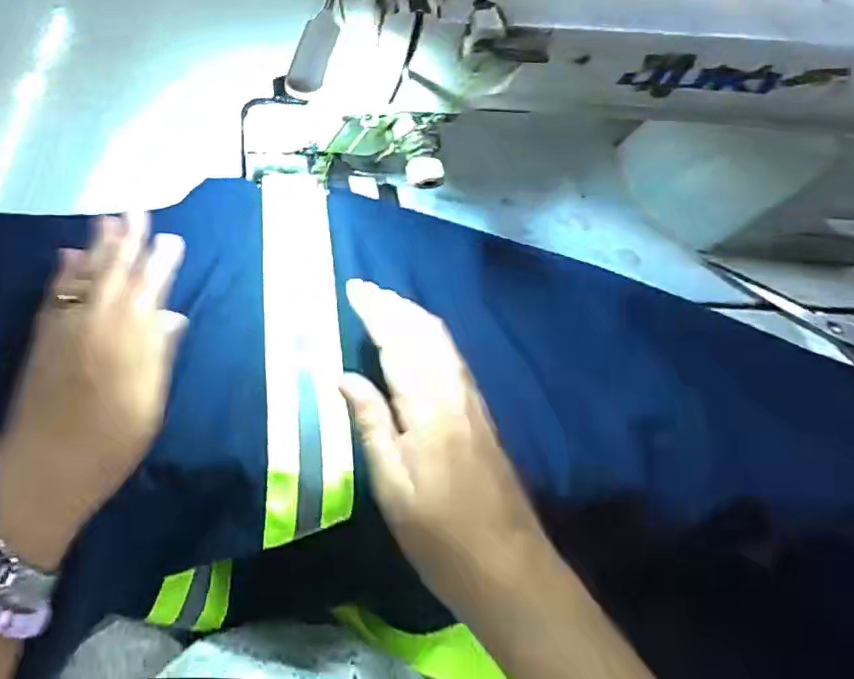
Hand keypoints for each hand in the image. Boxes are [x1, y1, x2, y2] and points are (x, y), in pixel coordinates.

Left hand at [0, 212, 186, 565]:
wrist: (41, 475)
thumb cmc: (108, 447)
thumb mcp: (149, 407)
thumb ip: (158, 356)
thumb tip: (171, 317)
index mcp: (130, 341)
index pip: (151, 289)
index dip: (161, 262)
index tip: (172, 239)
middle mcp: (98, 325)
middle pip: (117, 273)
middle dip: (128, 240)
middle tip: (136, 211)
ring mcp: (66, 329)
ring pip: (86, 276)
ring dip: (97, 246)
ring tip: (107, 219)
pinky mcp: (41, 339)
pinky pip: (54, 294)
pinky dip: (62, 272)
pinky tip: (67, 254)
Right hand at [337, 279, 551, 613]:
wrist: (510, 566)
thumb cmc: (441, 535)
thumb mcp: (393, 488)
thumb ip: (371, 424)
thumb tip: (343, 375)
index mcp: (428, 405)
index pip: (398, 342)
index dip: (376, 312)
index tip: (354, 288)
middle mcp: (453, 390)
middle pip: (423, 331)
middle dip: (394, 305)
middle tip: (364, 290)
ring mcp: (470, 399)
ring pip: (440, 340)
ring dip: (412, 316)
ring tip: (385, 304)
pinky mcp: (479, 411)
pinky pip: (450, 354)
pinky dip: (429, 334)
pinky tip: (418, 341)